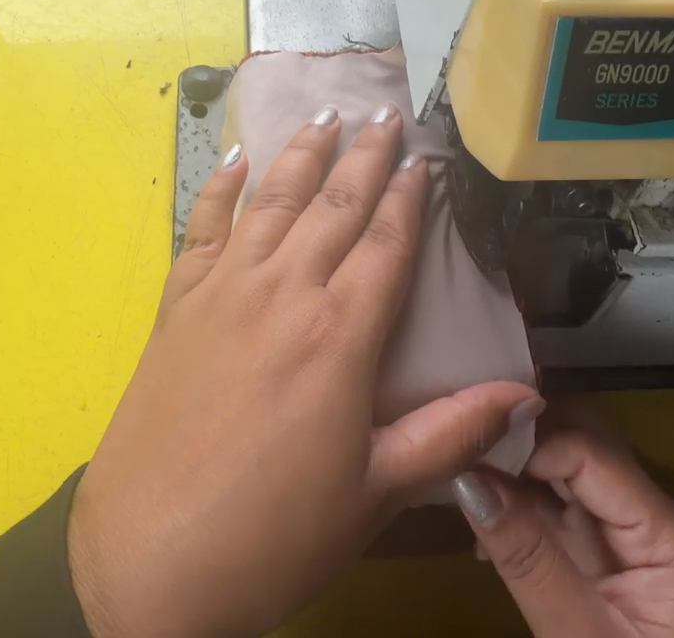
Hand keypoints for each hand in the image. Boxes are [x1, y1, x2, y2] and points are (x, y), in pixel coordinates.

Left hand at [68, 103, 543, 637]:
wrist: (149, 560)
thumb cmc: (273, 536)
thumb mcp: (376, 494)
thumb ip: (450, 434)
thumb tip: (524, 397)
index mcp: (340, 336)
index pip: (387, 243)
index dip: (411, 197)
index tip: (425, 159)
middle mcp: (283, 294)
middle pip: (334, 206)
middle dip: (365, 155)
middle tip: (384, 113)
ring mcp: (223, 292)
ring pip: (272, 201)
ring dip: (302, 155)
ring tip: (325, 116)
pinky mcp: (176, 306)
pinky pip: (202, 228)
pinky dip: (220, 188)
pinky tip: (236, 159)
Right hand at [454, 422, 673, 637]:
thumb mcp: (581, 637)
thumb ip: (529, 560)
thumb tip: (466, 479)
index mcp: (669, 533)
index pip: (591, 452)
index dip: (529, 443)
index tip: (467, 450)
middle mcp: (652, 514)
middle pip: (584, 441)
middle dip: (521, 437)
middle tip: (461, 446)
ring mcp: (625, 530)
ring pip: (565, 463)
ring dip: (513, 464)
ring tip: (462, 471)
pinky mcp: (600, 548)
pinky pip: (555, 499)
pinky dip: (516, 497)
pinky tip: (482, 515)